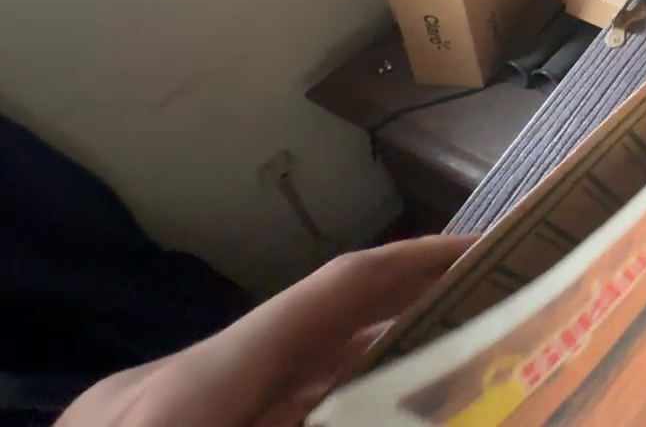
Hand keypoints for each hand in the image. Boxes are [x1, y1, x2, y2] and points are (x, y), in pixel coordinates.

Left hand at [57, 234, 474, 426]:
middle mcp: (161, 388)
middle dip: (400, 319)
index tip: (494, 250)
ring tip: (424, 373)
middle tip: (481, 320)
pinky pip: (245, 404)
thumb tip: (420, 401)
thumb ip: (332, 416)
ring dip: (354, 370)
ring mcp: (135, 415)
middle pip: (310, 327)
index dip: (421, 260)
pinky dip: (305, 404)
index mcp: (185, 397)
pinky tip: (347, 416)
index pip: (334, 290)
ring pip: (276, 370)